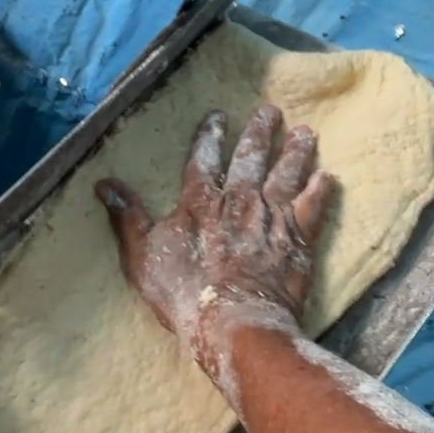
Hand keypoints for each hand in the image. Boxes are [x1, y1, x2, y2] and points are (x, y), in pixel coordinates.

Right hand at [95, 106, 334, 403]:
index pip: (203, 159)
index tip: (218, 115)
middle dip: (260, 132)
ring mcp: (271, 218)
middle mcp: (238, 201)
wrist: (234, 322)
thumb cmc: (182, 291)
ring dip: (296, 152)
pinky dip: (321, 190)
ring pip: (286, 175)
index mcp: (199, 202)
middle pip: (251, 158)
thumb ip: (127, 217)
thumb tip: (104, 183)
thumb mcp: (141, 255)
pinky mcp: (298, 239)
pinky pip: (314, 207)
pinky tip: (328, 177)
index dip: (210, 136)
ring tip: (305, 132)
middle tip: (270, 110)